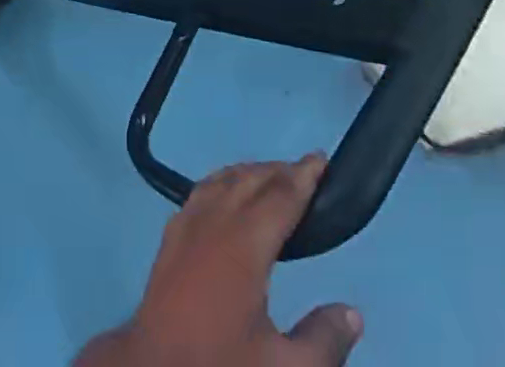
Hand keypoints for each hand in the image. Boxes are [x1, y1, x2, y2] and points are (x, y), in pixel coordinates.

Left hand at [75, 155, 361, 366]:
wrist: (152, 365)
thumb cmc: (218, 361)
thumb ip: (323, 339)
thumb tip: (352, 312)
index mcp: (244, 246)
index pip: (280, 197)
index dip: (303, 176)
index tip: (321, 158)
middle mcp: (214, 224)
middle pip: (249, 180)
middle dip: (279, 170)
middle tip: (306, 170)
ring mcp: (187, 225)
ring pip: (221, 180)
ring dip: (249, 173)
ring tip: (273, 176)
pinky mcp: (170, 236)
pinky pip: (200, 192)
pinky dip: (222, 181)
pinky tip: (227, 193)